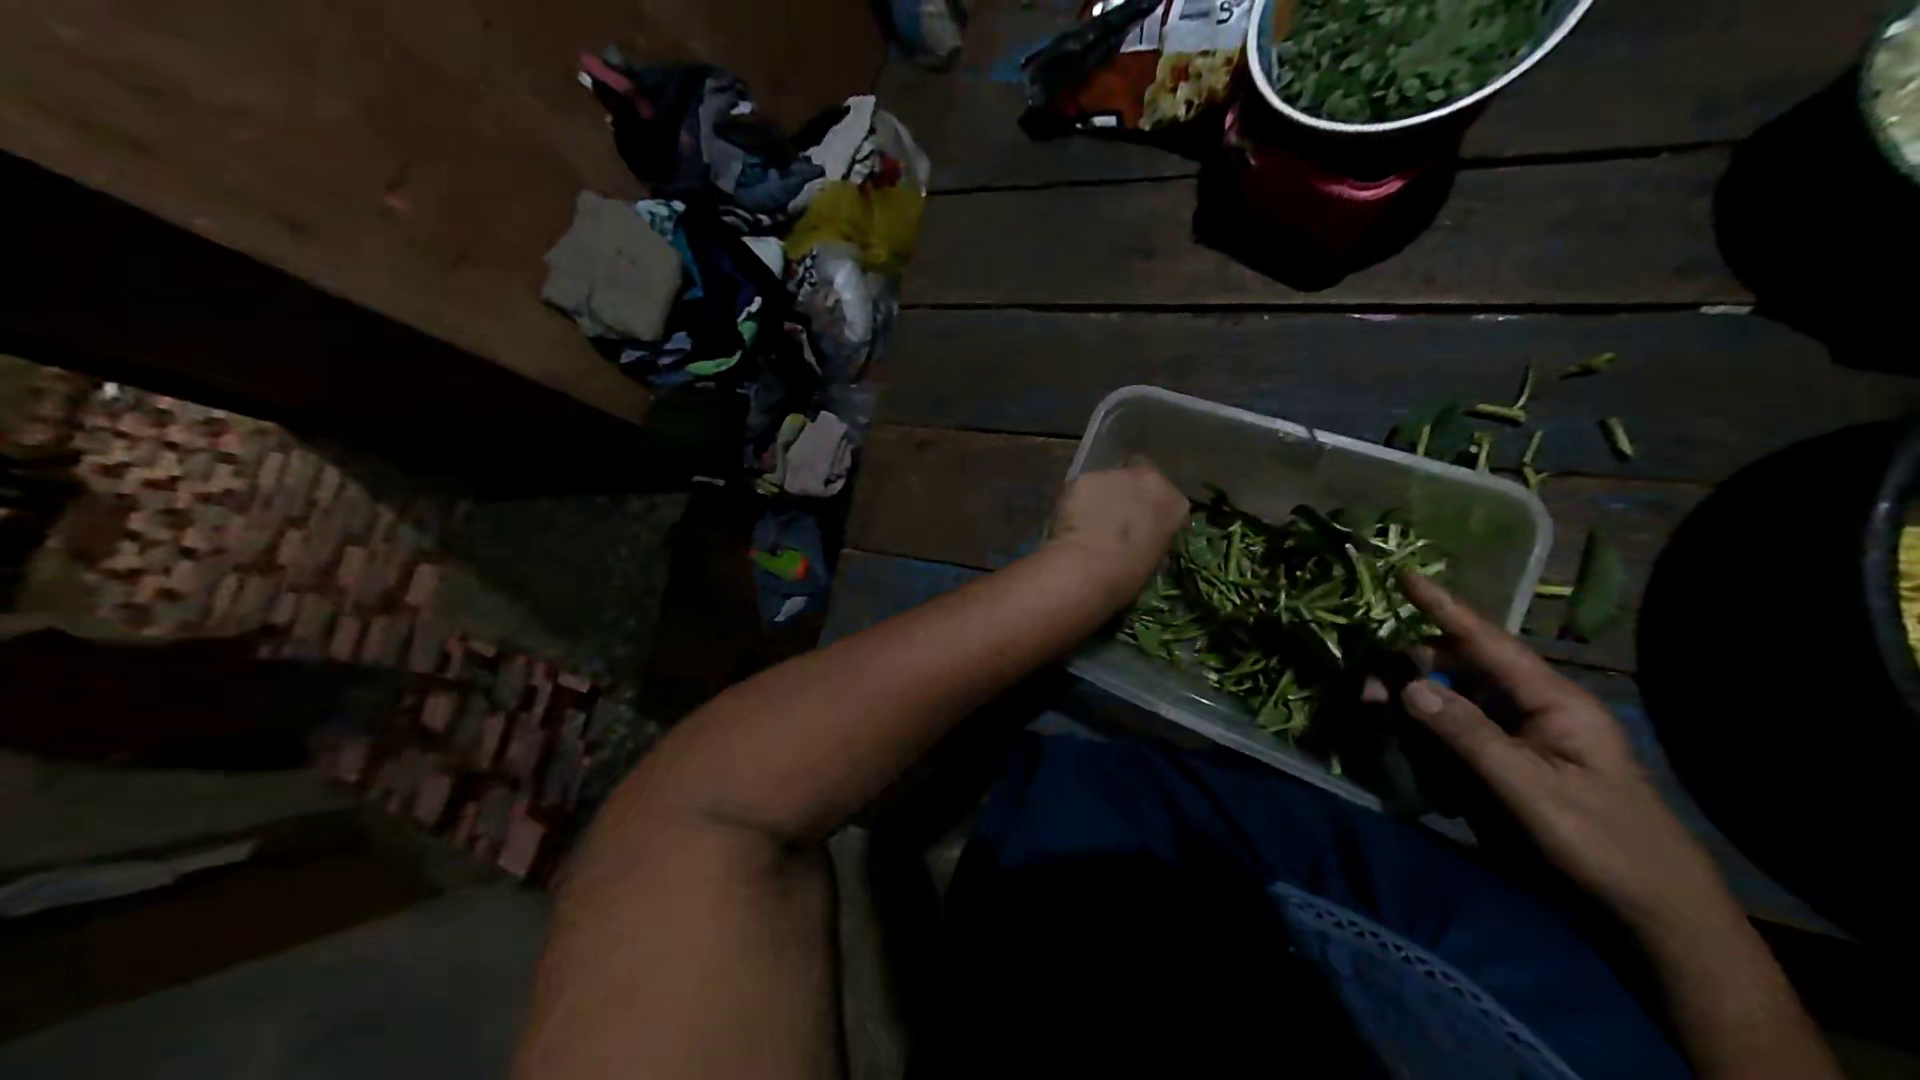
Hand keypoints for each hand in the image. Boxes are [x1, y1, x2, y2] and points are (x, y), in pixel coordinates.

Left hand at [1045, 460, 1189, 599]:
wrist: (1085, 569)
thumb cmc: (1126, 576)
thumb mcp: (1154, 559)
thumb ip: (1153, 536)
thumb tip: (1143, 536)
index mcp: (1175, 503)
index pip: (1170, 502)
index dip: (1155, 514)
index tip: (1145, 528)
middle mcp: (1150, 479)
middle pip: (1141, 480)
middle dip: (1131, 495)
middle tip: (1117, 518)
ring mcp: (1116, 474)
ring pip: (1111, 480)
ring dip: (1106, 495)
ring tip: (1092, 519)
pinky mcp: (1085, 477)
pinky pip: (1086, 486)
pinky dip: (1082, 499)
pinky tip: (1073, 518)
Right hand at [1398, 573, 1728, 926]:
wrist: (1650, 907)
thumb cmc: (1601, 842)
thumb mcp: (1531, 790)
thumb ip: (1468, 735)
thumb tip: (1408, 685)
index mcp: (1553, 701)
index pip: (1489, 642)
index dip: (1445, 608)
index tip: (1406, 576)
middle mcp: (1533, 706)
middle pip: (1460, 668)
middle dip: (1410, 669)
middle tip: (1367, 692)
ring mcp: (1520, 733)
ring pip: (1452, 697)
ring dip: (1412, 702)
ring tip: (1376, 717)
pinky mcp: (1508, 758)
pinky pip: (1456, 729)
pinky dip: (1426, 731)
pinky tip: (1407, 746)